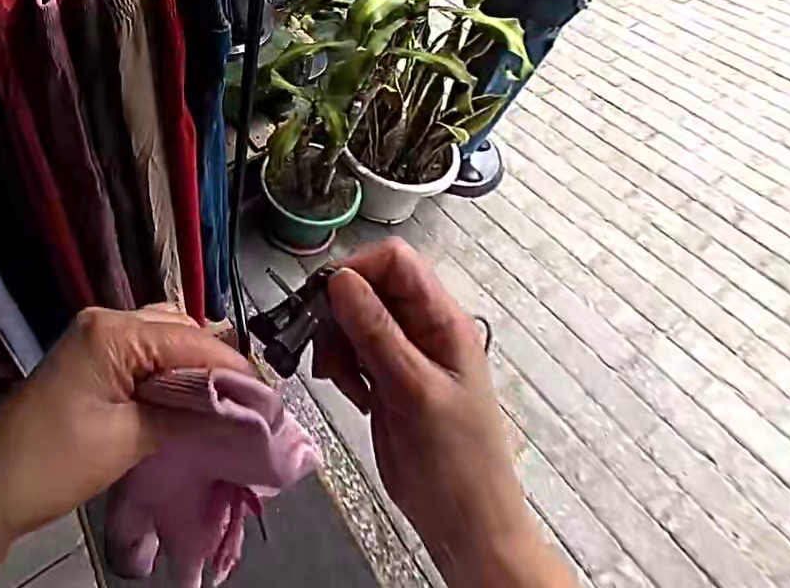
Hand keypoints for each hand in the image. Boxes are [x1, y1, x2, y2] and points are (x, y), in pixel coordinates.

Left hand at [0, 306, 251, 586]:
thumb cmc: (54, 460)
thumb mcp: (127, 440)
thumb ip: (185, 418)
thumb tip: (237, 415)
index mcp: (111, 331)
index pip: (187, 339)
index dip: (231, 367)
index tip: (266, 397)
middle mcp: (105, 319)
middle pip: (177, 329)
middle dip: (215, 361)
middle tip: (249, 399)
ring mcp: (96, 333)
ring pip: (162, 335)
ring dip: (193, 361)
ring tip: (225, 396)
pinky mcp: (93, 352)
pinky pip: (144, 348)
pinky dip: (169, 367)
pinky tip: (188, 391)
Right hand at [311, 238, 572, 587]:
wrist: (465, 528)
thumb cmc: (454, 461)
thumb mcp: (413, 390)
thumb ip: (376, 331)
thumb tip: (339, 277)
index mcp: (442, 319)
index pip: (395, 261)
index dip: (358, 269)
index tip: (326, 298)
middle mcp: (422, 325)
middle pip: (367, 286)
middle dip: (339, 311)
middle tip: (324, 346)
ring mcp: (403, 350)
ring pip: (352, 316)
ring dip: (335, 341)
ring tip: (341, 379)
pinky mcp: (385, 373)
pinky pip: (351, 346)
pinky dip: (340, 363)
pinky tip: (351, 392)